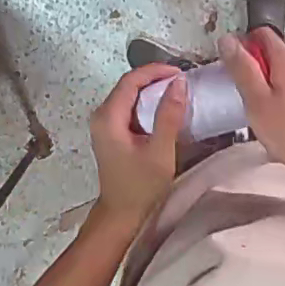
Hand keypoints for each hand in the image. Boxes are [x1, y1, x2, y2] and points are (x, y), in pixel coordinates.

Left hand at [89, 63, 188, 225]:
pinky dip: (147, 104)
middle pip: (127, 86)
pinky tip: (166, 108)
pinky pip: (129, 109)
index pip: (130, 81)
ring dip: (152, 91)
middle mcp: (101, 116)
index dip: (155, 71)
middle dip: (154, 79)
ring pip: (129, 97)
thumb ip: (169, 116)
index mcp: (108, 117)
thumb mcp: (160, 151)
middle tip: (183, 80)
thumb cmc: (140, 186)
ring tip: (178, 91)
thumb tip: (179, 84)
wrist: (121, 213)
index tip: (180, 72)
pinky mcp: (111, 133)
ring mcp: (104, 124)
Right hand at [218, 31, 284, 188]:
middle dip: (256, 71)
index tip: (236, 70)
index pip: (260, 34)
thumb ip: (241, 68)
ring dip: (270, 87)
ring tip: (267, 114)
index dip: (242, 48)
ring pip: (283, 72)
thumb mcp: (257, 101)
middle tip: (250, 98)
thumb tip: (228, 41)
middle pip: (271, 53)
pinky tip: (284, 121)